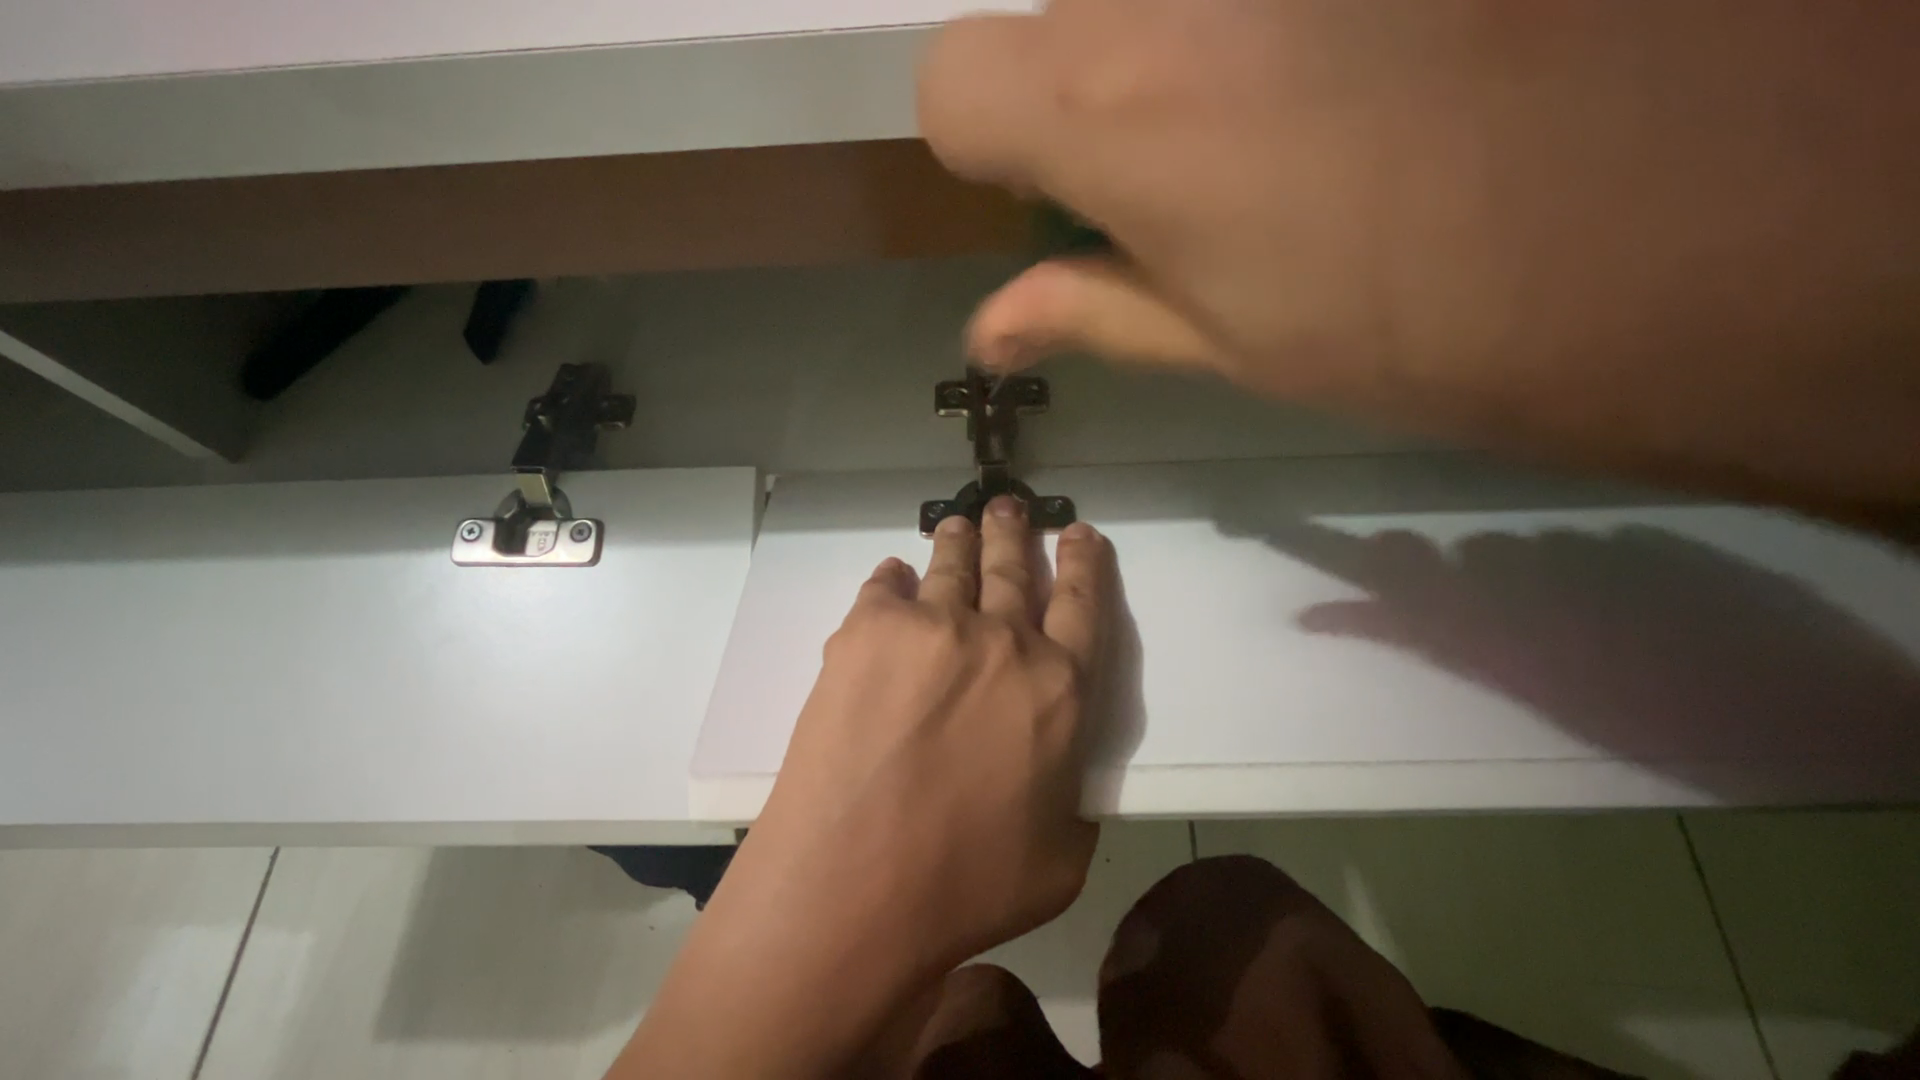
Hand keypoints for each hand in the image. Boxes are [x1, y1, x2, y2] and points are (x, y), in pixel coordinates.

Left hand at [750, 498, 1117, 970]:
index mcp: (1060, 691)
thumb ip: (1072, 797)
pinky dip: (893, 579)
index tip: (1079, 532)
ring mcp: (932, 628)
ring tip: (959, 524)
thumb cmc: (967, 886)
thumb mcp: (1063, 857)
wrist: (854, 883)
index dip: (1084, 564)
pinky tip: (893, 576)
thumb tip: (1057, 767)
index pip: (1082, 607)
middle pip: (1014, 570)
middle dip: (1015, 533)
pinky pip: (886, 588)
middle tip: (1008, 507)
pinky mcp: (867, 633)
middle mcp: (1003, 642)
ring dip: (960, 541)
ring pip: (953, 567)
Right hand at [919, 1, 1919, 508]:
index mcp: (1115, 108)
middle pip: (1058, 11)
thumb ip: (1090, 310)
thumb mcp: (1237, 339)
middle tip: (1195, 166)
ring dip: (1185, 39)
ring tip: (1298, 105)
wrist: (1709, 207)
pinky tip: (1356, 58)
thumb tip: (985, 329)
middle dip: (1092, 89)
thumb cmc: (1429, 314)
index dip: (984, 144)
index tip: (1048, 192)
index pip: (949, 83)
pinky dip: (1264, 25)